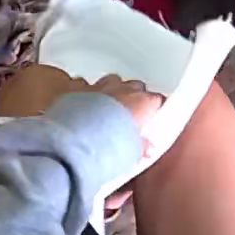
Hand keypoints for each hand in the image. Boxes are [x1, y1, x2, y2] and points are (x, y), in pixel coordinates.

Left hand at [0, 65, 162, 134]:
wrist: (76, 142)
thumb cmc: (106, 145)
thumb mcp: (132, 153)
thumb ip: (141, 146)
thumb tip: (144, 148)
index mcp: (141, 102)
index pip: (157, 100)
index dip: (155, 109)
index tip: (153, 117)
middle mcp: (122, 90)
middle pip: (135, 87)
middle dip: (135, 97)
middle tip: (131, 115)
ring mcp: (99, 87)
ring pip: (112, 81)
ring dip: (112, 91)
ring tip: (109, 108)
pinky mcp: (77, 89)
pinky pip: (84, 84)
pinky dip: (86, 92)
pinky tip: (84, 104)